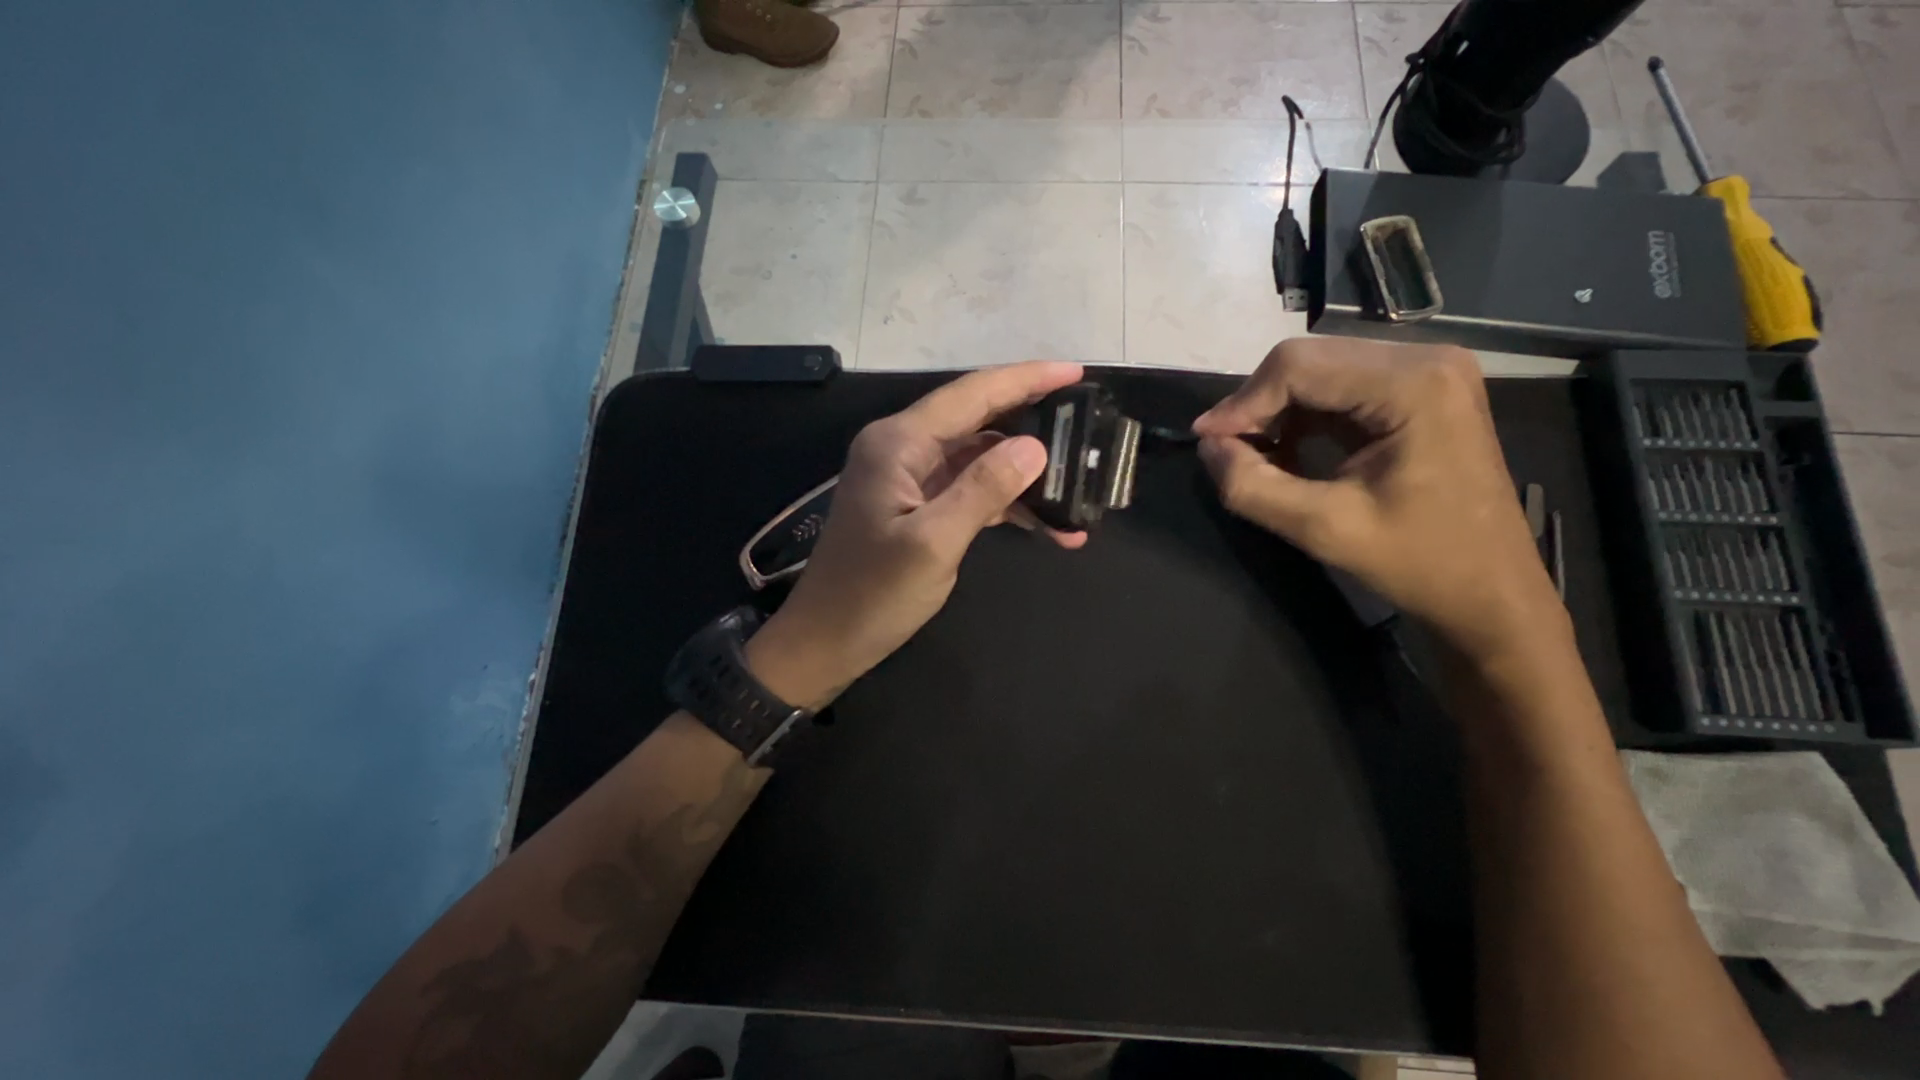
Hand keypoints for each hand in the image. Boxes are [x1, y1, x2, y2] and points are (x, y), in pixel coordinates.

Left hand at [746, 362, 1087, 711]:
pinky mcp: (918, 507)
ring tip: (1081, 489)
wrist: (825, 641)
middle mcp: (903, 448)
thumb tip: (1035, 446)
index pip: (972, 394)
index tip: (1077, 371)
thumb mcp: (933, 543)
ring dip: (1026, 474)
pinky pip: (970, 490)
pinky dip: (1007, 503)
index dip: (1027, 379)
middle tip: (1088, 424)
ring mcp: (910, 478)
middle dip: (1034, 421)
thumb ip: (983, 489)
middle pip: (979, 419)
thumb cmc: (872, 594)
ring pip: (980, 458)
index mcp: (899, 443)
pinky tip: (1049, 526)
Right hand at [1193, 338, 1563, 660]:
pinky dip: (1310, 413)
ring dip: (1282, 408)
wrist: (1492, 594)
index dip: (1242, 401)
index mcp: (1413, 383)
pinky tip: (1294, 450)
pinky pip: (1347, 384)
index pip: (1299, 365)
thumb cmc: (1420, 564)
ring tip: (1257, 456)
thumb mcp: (1324, 529)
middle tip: (1228, 451)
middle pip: (1311, 358)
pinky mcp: (1428, 388)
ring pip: (1324, 368)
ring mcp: (1432, 370)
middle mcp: (1427, 358)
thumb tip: (1206, 446)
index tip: (1206, 443)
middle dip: (1260, 404)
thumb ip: (1252, 486)